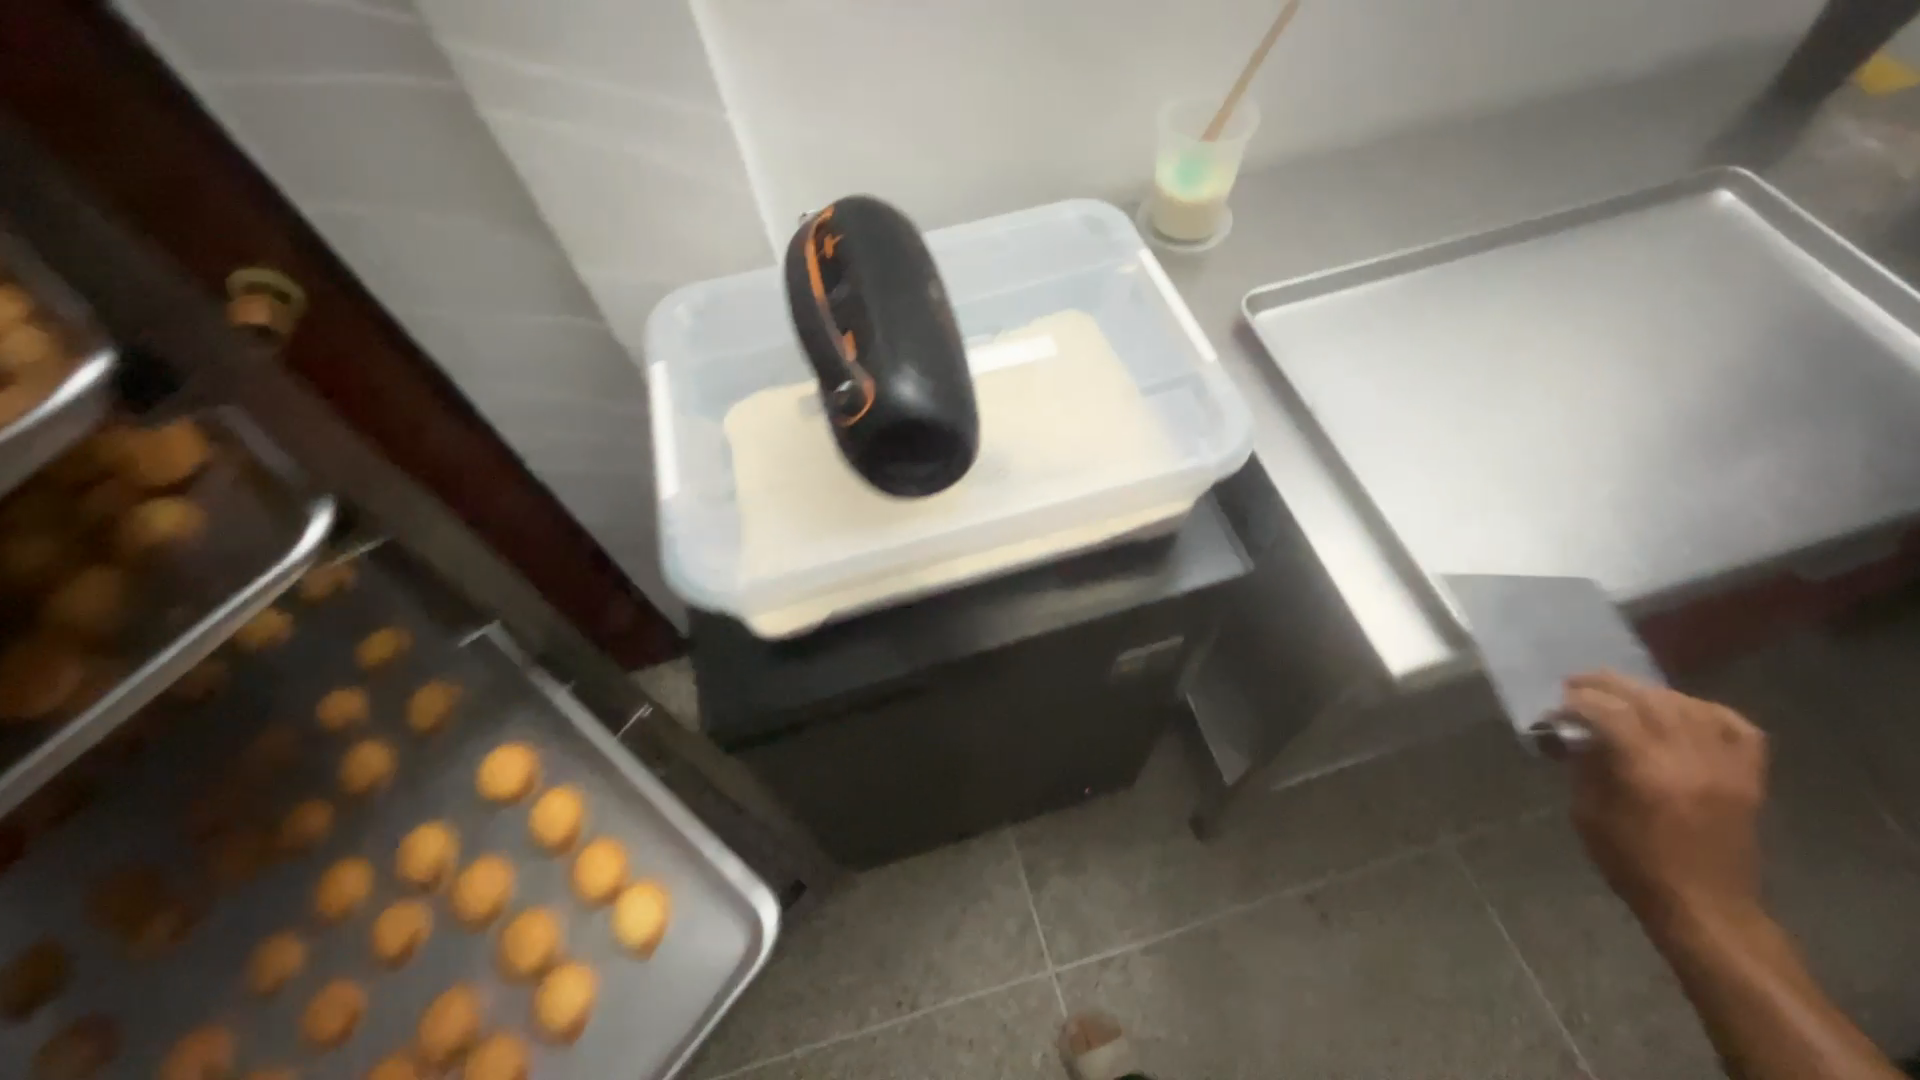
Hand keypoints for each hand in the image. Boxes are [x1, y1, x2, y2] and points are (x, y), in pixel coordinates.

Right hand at [1561, 671, 1769, 936]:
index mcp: (1646, 771)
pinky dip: (1709, 712)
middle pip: (1650, 699)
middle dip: (1609, 686)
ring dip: (1651, 694)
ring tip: (1624, 697)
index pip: (1609, 712)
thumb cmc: (1633, 864)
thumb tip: (1577, 735)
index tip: (1555, 709)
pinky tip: (1685, 711)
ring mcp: (1725, 766)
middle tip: (1578, 686)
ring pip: (1690, 706)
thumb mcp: (1589, 815)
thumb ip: (1586, 768)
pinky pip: (1738, 728)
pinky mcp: (1748, 777)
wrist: (1703, 905)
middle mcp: (1689, 759)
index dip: (1577, 702)